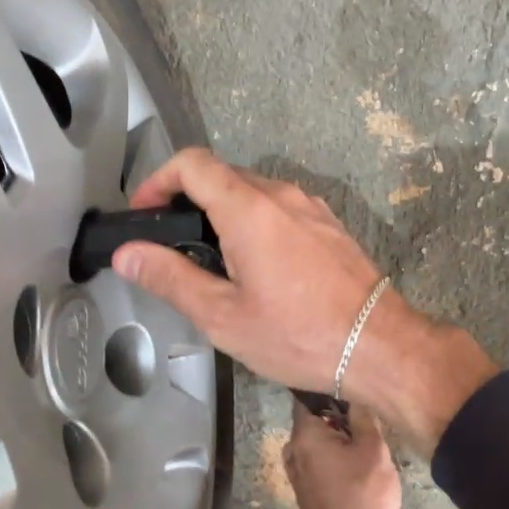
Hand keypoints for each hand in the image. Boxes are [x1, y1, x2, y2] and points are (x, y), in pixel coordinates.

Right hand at [115, 149, 500, 455]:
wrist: (379, 344)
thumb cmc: (297, 334)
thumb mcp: (223, 316)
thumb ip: (171, 278)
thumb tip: (128, 252)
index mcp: (249, 208)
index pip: (192, 163)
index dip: (158, 180)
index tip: (144, 214)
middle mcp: (282, 194)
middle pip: (222, 175)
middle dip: (188, 199)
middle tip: (170, 244)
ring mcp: (311, 207)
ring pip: (254, 192)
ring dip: (223, 213)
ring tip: (210, 262)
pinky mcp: (330, 225)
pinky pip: (281, 209)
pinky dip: (255, 223)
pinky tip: (256, 267)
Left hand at [284, 400, 401, 508]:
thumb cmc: (365, 495)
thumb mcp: (374, 449)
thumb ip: (363, 416)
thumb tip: (355, 393)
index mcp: (304, 436)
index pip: (309, 396)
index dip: (331, 389)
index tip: (353, 386)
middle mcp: (292, 450)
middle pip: (315, 419)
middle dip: (339, 415)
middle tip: (367, 416)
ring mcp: (296, 473)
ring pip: (318, 441)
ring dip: (338, 437)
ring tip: (367, 438)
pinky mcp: (306, 491)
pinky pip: (318, 461)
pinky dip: (334, 456)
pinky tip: (356, 461)